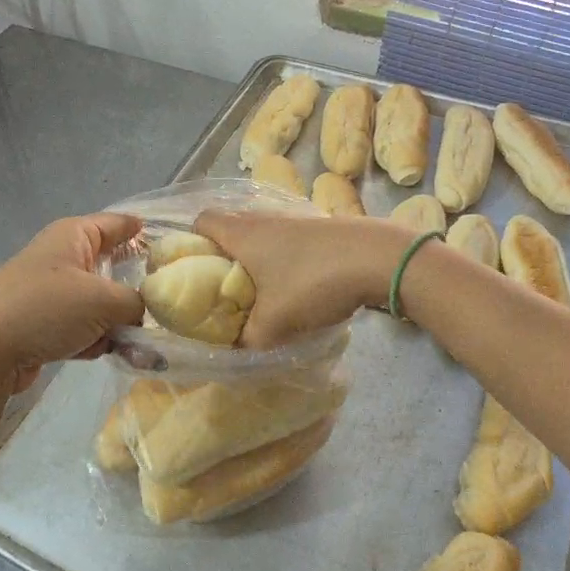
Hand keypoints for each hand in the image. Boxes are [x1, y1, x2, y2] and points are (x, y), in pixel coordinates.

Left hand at [0, 213, 146, 394]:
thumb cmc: (46, 309)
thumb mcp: (103, 300)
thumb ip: (137, 304)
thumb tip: (143, 314)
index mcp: (74, 235)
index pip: (118, 224)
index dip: (144, 232)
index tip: (174, 247)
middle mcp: (62, 257)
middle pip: (112, 268)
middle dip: (135, 291)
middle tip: (164, 307)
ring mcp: (51, 292)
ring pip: (99, 304)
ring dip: (116, 324)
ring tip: (135, 346)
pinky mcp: (42, 324)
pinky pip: (82, 327)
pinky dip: (93, 339)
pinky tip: (100, 354)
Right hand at [193, 211, 414, 347]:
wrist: (379, 259)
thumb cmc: (314, 282)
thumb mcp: (274, 324)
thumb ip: (247, 340)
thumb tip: (236, 351)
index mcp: (242, 233)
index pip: (201, 221)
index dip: (190, 242)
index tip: (190, 271)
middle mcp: (264, 219)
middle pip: (230, 228)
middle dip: (221, 256)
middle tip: (220, 289)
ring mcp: (295, 221)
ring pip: (261, 236)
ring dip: (255, 260)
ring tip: (257, 294)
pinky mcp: (320, 230)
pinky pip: (287, 242)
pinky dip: (282, 261)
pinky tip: (294, 289)